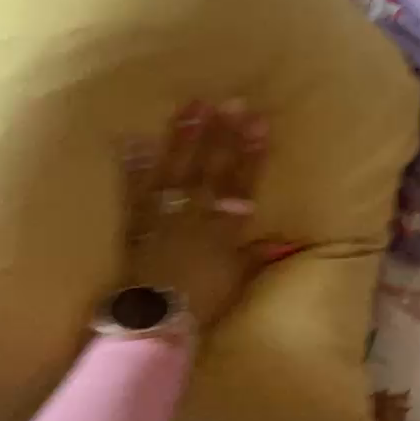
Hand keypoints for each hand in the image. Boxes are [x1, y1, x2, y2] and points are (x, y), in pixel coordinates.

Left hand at [122, 100, 268, 328]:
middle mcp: (195, 213)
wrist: (157, 320)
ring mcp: (164, 215)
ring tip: (192, 105)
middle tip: (230, 100)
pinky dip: (134, 164)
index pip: (242, 182)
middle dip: (222, 133)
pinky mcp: (137, 222)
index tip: (259, 121)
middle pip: (212, 168)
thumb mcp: (238, 279)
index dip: (251, 151)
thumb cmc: (203, 301)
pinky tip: (135, 138)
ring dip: (184, 136)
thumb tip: (285, 239)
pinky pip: (135, 189)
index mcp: (223, 228)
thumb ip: (257, 254)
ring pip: (176, 169)